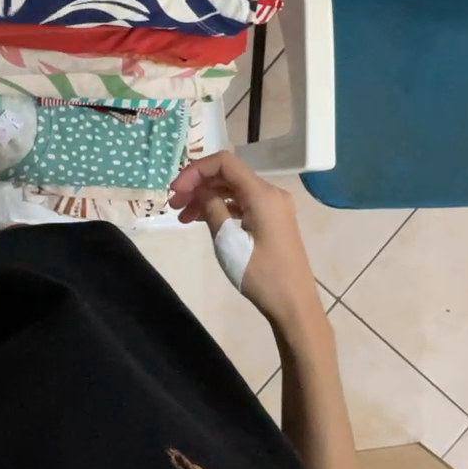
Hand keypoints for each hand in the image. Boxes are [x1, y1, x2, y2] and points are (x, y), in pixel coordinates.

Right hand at [168, 152, 323, 330]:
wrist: (294, 305)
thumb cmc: (260, 275)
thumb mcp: (228, 241)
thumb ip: (212, 209)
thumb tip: (200, 191)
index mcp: (262, 194)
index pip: (224, 163)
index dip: (195, 170)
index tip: (176, 190)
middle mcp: (270, 193)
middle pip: (228, 175)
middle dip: (198, 185)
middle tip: (173, 205)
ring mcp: (273, 207)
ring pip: (233, 190)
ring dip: (206, 197)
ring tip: (183, 217)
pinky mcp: (272, 220)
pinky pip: (242, 204)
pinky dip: (221, 208)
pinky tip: (202, 220)